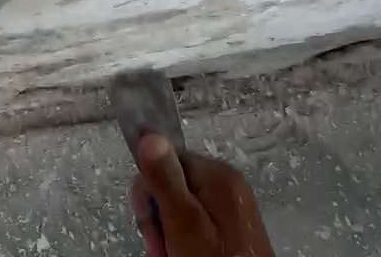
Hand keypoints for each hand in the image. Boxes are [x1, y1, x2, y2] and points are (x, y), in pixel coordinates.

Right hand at [129, 134, 274, 256]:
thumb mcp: (185, 223)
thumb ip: (166, 179)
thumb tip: (149, 134)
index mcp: (218, 174)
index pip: (165, 158)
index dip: (150, 188)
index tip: (149, 220)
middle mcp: (226, 182)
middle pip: (171, 179)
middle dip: (157, 212)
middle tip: (158, 244)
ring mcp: (230, 204)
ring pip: (179, 201)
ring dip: (166, 227)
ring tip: (169, 252)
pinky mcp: (231, 224)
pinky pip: (194, 217)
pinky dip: (182, 235)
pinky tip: (181, 252)